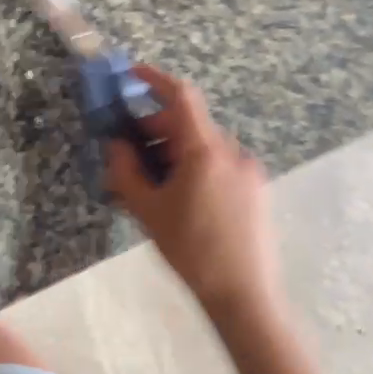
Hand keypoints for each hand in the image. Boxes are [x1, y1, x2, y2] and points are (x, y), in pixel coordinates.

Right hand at [106, 66, 279, 314]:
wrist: (245, 299)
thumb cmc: (191, 249)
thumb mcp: (147, 209)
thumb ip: (125, 170)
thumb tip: (116, 145)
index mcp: (206, 151)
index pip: (181, 96)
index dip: (153, 79)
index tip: (128, 74)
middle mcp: (232, 153)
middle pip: (187, 124)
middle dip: (153, 130)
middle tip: (125, 150)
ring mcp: (249, 173)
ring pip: (201, 146)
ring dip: (171, 152)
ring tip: (148, 182)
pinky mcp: (256, 193)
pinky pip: (217, 165)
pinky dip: (191, 167)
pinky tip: (176, 197)